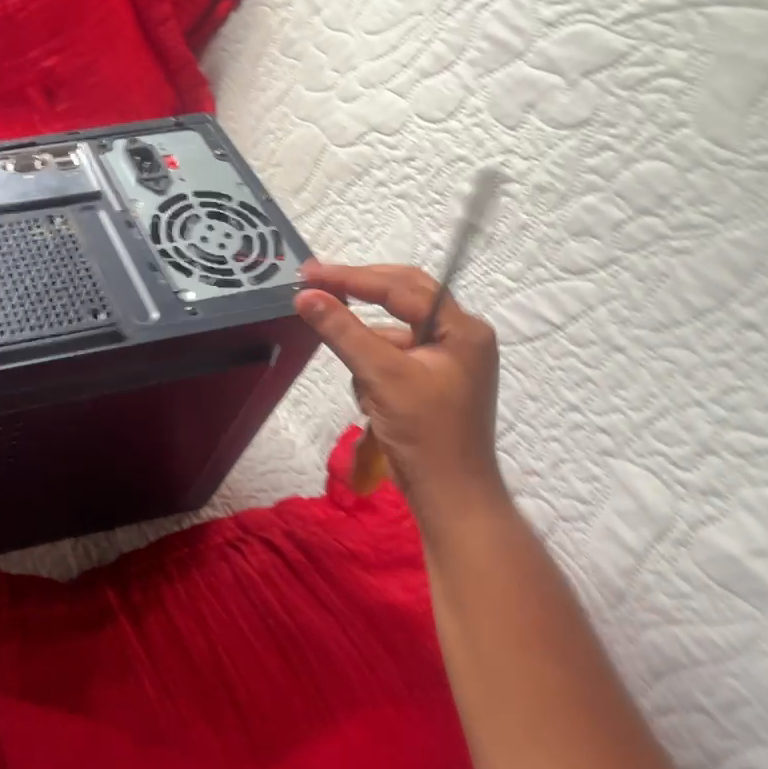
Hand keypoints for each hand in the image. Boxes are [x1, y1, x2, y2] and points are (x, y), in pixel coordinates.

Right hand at [295, 262, 504, 512]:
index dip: (351, 277)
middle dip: (357, 294)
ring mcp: (446, 360)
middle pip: (401, 298)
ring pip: (391, 331)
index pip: (401, 287)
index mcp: (462, 329)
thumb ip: (343, 330)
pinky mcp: (429, 381)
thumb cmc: (425, 432)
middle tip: (311, 284)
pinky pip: (390, 357)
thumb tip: (305, 295)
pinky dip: (370, 368)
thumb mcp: (381, 375)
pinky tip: (369, 398)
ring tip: (357, 378)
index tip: (308, 273)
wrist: (450, 495)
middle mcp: (459, 336)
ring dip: (364, 345)